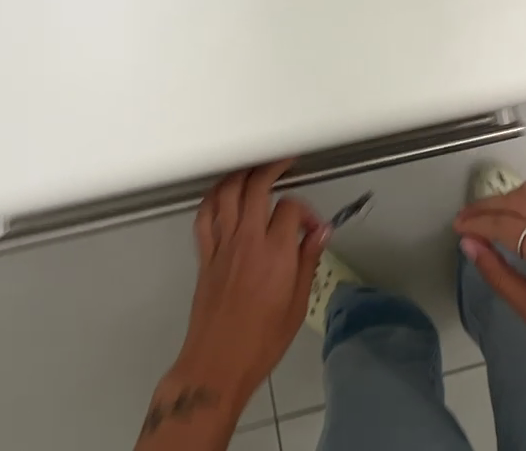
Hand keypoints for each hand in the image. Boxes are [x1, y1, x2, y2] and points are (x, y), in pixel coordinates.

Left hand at [169, 160, 327, 403]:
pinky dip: (213, 198)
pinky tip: (222, 193)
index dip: (305, 210)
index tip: (310, 225)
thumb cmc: (261, 341)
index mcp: (275, 254)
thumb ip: (308, 260)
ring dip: (241, 174)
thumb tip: (320, 232)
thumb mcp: (297, 304)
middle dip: (272, 167)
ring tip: (254, 168)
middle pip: (256, 186)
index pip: (290, 207)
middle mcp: (247, 241)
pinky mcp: (205, 255)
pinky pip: (205, 216)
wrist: (218, 364)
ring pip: (227, 193)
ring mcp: (222, 245)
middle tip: (284, 162)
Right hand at [454, 178, 525, 388]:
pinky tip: (520, 216)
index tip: (458, 227)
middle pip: (519, 199)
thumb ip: (499, 276)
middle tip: (467, 219)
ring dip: (508, 197)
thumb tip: (469, 245)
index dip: (477, 222)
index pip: (506, 225)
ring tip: (489, 215)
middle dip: (487, 205)